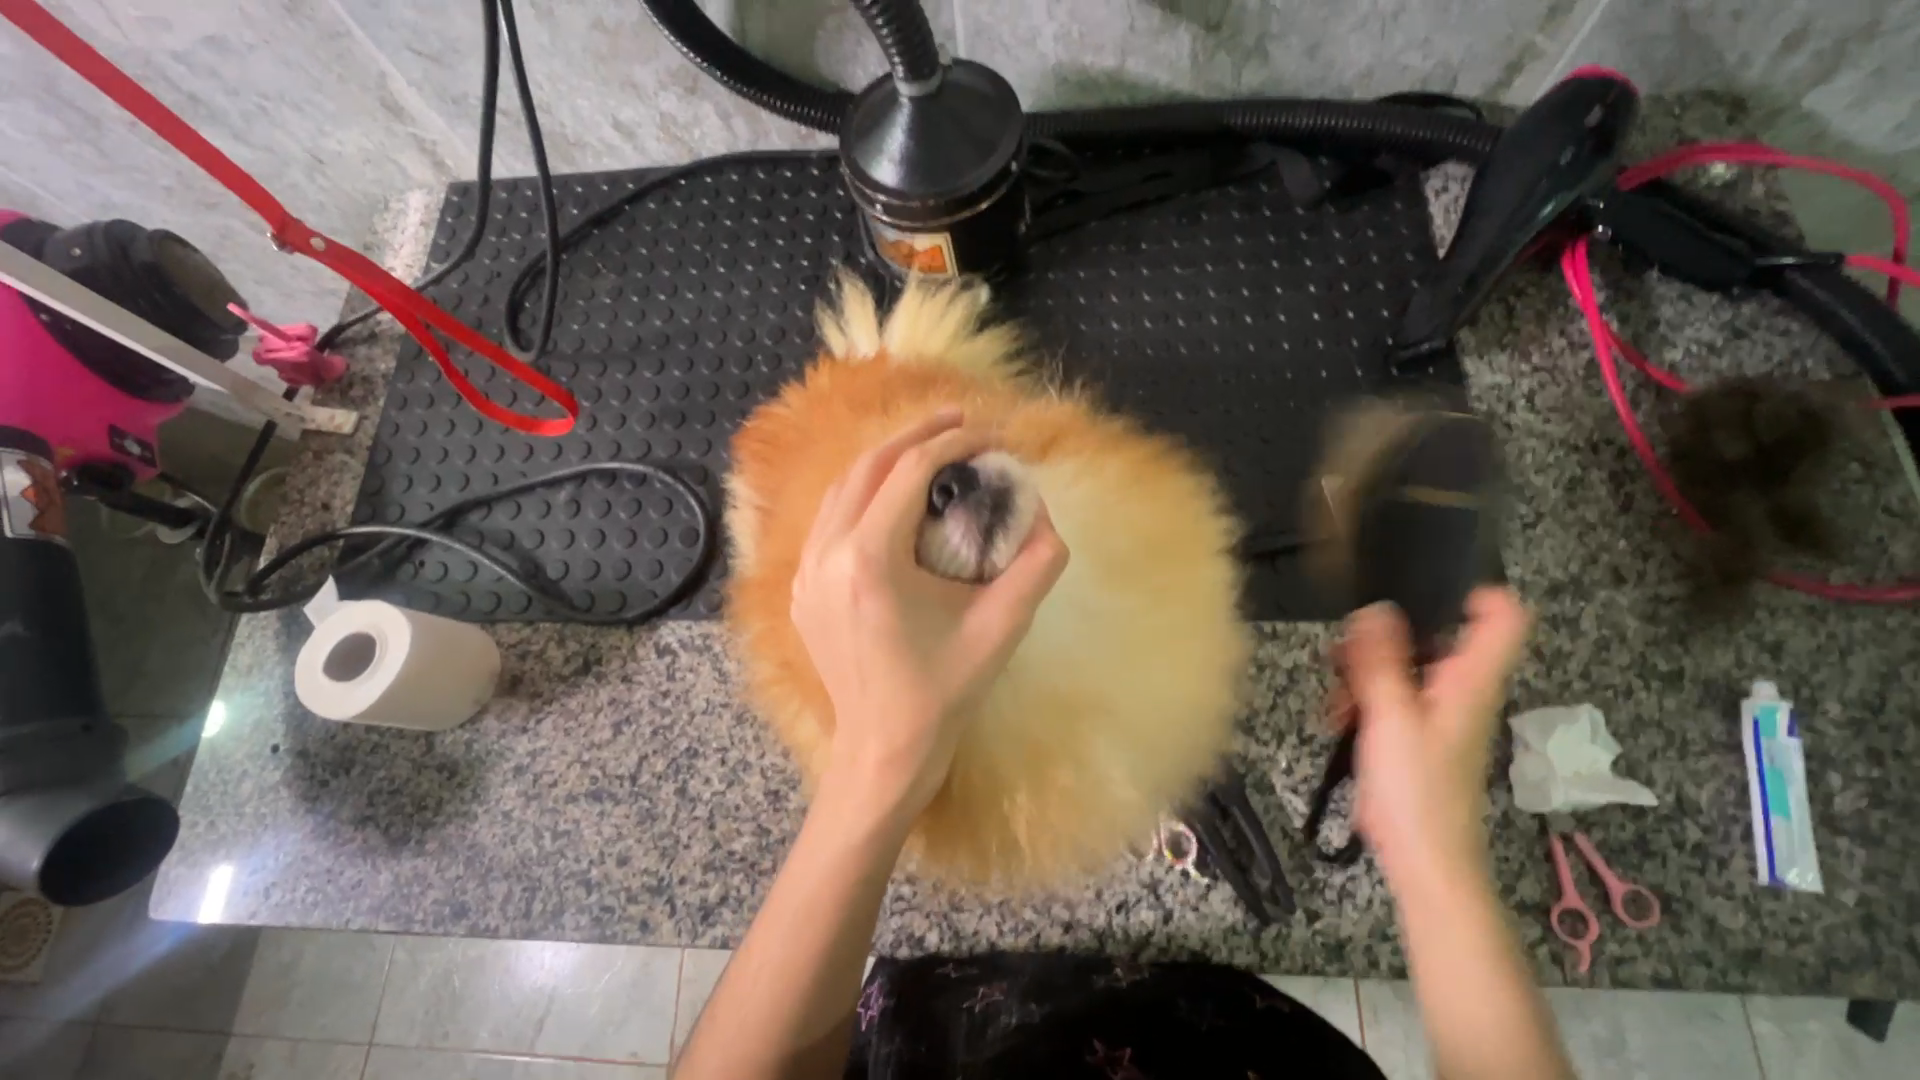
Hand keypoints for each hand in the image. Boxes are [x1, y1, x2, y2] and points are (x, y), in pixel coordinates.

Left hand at [790, 410, 1069, 825]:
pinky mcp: (802, 590)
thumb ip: (1037, 564)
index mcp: (869, 559)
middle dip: (916, 435)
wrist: (884, 747)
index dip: (953, 443)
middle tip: (960, 422)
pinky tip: (893, 500)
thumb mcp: (1003, 626)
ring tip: (930, 448)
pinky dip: (863, 496)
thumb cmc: (945, 690)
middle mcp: (826, 555)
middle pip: (868, 467)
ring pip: (842, 490)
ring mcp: (805, 573)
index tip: (989, 436)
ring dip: (886, 461)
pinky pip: (829, 522)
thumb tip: (1046, 515)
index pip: (910, 472)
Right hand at [1341, 588, 1530, 886]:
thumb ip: (1380, 662)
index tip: (1422, 581)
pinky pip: (1390, 696)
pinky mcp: (1416, 734)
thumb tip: (1374, 608)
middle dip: (1385, 638)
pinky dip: (1363, 699)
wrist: (1426, 862)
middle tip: (1347, 654)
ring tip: (1338, 699)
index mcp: (1471, 681)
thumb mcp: (1390, 718)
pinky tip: (1341, 721)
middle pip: (1434, 637)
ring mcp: (1438, 713)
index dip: (1475, 590)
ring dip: (1365, 672)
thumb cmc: (1417, 792)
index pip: (1501, 618)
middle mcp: (1461, 690)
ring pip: (1404, 666)